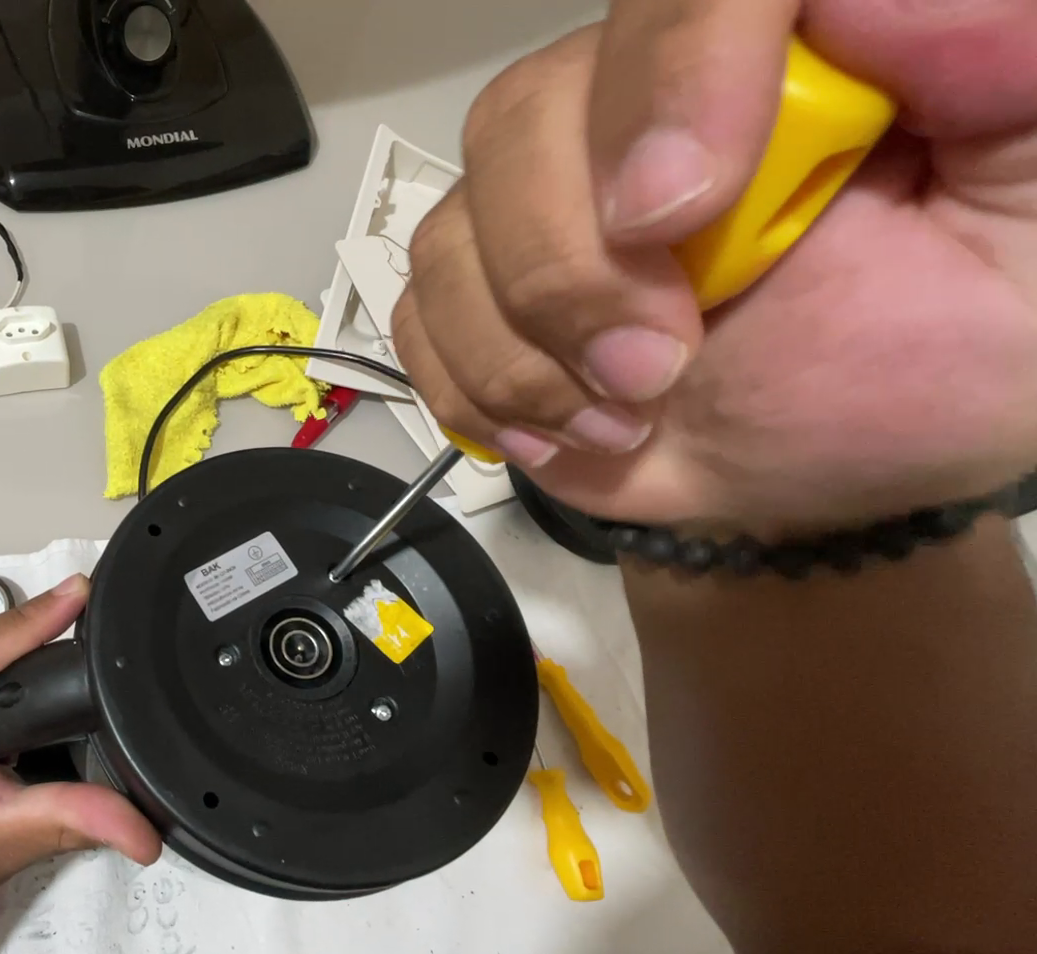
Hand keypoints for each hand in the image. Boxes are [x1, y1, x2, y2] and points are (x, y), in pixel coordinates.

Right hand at [395, 0, 1036, 532]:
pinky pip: (417, 321)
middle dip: (565, 268)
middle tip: (652, 369)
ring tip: (616, 418)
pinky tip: (552, 427)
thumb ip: (1002, 74)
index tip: (674, 216)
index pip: (683, 0)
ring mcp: (529, 216)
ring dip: (515, 352)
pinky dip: (470, 388)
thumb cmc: (946, 353)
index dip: (662, 78)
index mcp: (771, 63)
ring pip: (449, 234)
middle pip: (519, 120)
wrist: (818, 465)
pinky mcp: (472, 302)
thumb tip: (869, 5)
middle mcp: (624, 118)